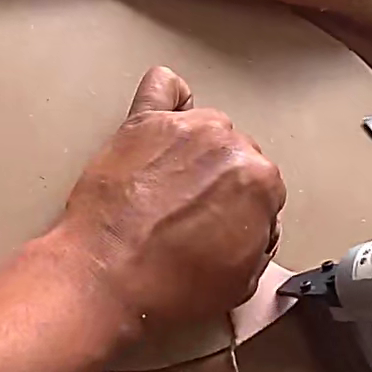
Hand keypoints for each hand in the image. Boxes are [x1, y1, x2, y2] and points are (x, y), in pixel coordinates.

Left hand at [48, 66, 284, 334]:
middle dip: (220, 183)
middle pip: (236, 154)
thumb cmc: (165, 284)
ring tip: (171, 185)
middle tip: (193, 215)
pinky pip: (164, 87)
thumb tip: (254, 228)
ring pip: (205, 127)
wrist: (107, 279)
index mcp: (260, 181)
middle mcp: (226, 145)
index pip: (265, 188)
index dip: (244, 213)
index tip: (225, 226)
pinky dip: (170, 99)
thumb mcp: (241, 282)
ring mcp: (181, 129)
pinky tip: (164, 123)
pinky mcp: (140, 123)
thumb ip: (260, 242)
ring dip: (196, 151)